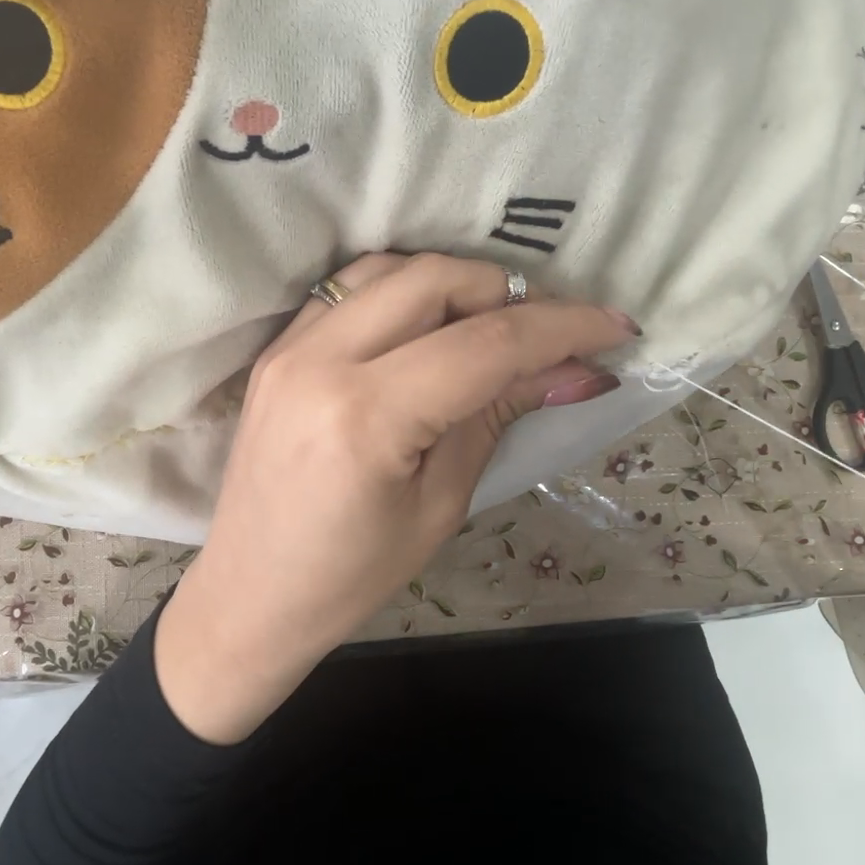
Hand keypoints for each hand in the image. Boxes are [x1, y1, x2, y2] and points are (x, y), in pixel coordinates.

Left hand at [155, 253, 640, 743]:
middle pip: (434, 279)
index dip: (561, 327)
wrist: (250, 594)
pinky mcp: (276, 350)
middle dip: (507, 292)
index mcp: (365, 415)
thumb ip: (496, 416)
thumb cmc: (350, 576)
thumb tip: (575, 368)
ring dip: (452, 282)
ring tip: (494, 325)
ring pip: (387, 270)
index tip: (614, 328)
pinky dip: (400, 290)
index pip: (483, 343)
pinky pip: (346, 290)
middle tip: (551, 332)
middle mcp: (320, 361)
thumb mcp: (439, 504)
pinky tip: (429, 324)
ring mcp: (288, 348)